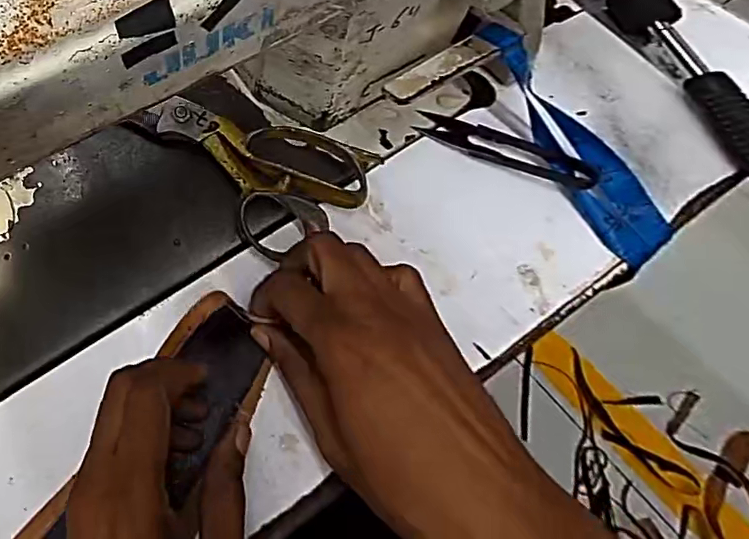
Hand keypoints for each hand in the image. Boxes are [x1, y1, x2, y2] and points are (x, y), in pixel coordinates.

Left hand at [66, 358, 248, 538]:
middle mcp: (96, 482)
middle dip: (162, 378)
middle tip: (198, 394)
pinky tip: (169, 457)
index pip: (143, 392)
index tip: (202, 376)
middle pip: (121, 390)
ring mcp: (84, 492)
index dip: (176, 372)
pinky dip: (137, 430)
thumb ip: (225, 487)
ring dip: (149, 403)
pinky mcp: (83, 502)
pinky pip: (106, 442)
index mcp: (128, 491)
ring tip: (190, 430)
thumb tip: (236, 432)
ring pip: (111, 411)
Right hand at [250, 234, 604, 538]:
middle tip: (287, 295)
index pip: (285, 287)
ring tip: (321, 297)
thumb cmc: (416, 480)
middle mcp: (373, 311)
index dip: (265, 298)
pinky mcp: (432, 320)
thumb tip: (272, 341)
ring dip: (332, 265)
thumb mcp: (332, 434)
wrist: (484, 500)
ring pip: (357, 252)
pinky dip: (374, 278)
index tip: (264, 314)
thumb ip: (296, 371)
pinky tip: (368, 305)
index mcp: (340, 338)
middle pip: (321, 247)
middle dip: (294, 264)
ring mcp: (406, 310)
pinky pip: (396, 274)